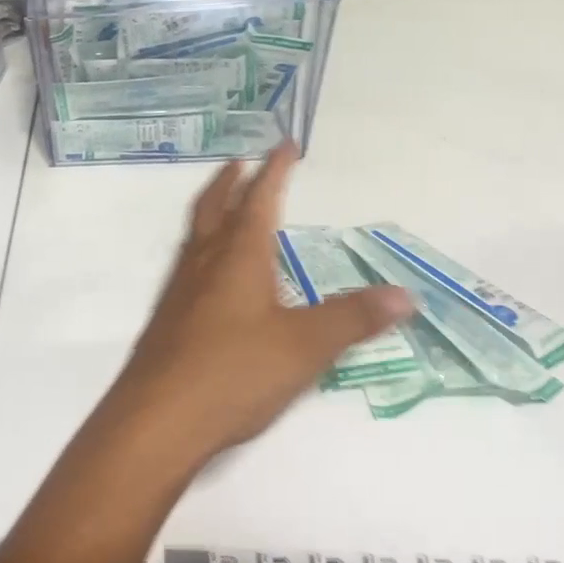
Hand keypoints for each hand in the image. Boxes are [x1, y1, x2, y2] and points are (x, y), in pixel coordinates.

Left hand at [108, 145, 414, 461]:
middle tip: (241, 162)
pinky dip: (202, 247)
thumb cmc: (234, 372)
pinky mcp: (167, 319)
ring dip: (211, 209)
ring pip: (195, 233)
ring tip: (223, 205)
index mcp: (238, 256)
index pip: (259, 200)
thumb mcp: (305, 347)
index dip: (275, 171)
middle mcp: (204, 262)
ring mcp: (179, 290)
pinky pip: (187, 265)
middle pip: (214, 206)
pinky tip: (209, 275)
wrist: (158, 417)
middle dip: (230, 180)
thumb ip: (353, 319)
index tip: (284, 145)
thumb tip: (405, 295)